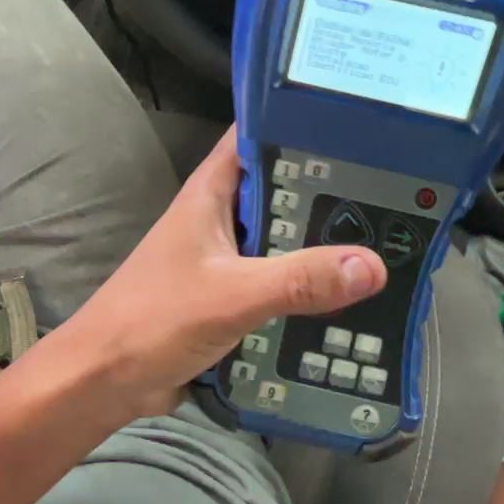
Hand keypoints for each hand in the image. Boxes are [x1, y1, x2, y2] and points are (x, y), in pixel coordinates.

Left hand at [47, 129, 386, 421]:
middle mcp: (224, 212)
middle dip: (333, 189)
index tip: (366, 123)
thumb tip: (372, 265)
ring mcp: (229, 254)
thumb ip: (299, 280)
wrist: (104, 383)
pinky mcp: (234, 292)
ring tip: (393, 237)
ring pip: (288, 236)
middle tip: (400, 189)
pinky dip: (312, 282)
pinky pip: (283, 277)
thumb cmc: (154, 320)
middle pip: (286, 187)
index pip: (263, 132)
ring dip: (325, 242)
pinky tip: (354, 291)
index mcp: (213, 189)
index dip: (308, 121)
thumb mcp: (231, 295)